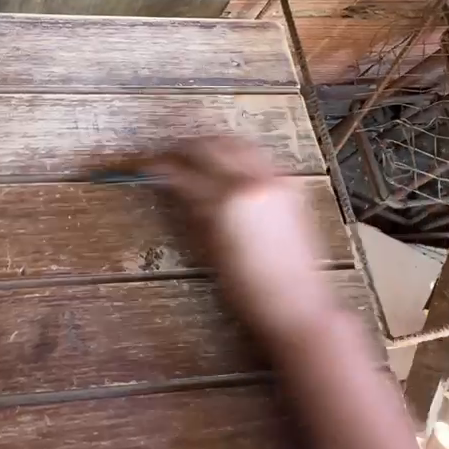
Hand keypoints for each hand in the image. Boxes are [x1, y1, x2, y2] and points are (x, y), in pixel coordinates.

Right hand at [146, 137, 341, 341]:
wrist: (298, 305)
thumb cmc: (250, 289)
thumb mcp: (207, 250)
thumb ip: (190, 211)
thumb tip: (175, 189)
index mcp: (226, 201)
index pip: (183, 171)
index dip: (161, 167)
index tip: (150, 166)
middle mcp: (252, 183)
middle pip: (209, 145)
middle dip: (184, 147)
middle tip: (169, 153)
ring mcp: (276, 181)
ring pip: (237, 142)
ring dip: (212, 143)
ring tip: (197, 152)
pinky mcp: (292, 186)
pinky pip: (259, 156)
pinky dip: (238, 152)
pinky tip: (228, 163)